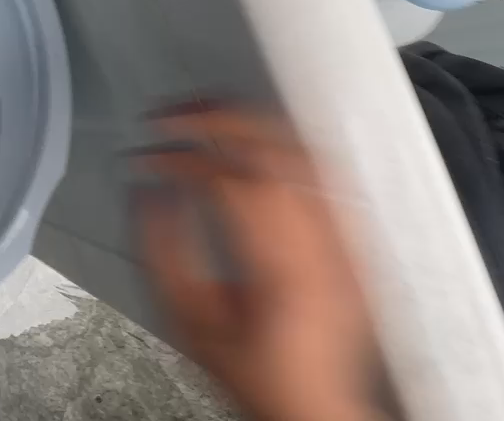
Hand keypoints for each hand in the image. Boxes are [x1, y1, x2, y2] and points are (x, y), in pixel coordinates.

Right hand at [134, 106, 375, 420]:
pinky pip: (327, 171)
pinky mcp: (356, 241)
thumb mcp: (188, 319)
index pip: (226, 181)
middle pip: (272, 151)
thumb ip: (160, 250)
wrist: (316, 408)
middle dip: (213, 119)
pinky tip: (257, 137)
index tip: (149, 156)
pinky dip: (285, 143)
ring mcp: (347, 242)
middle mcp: (322, 248)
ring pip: (304, 151)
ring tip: (209, 112)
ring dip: (250, 122)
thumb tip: (147, 190)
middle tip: (172, 114)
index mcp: (280, 270)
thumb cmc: (254, 371)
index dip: (178, 157)